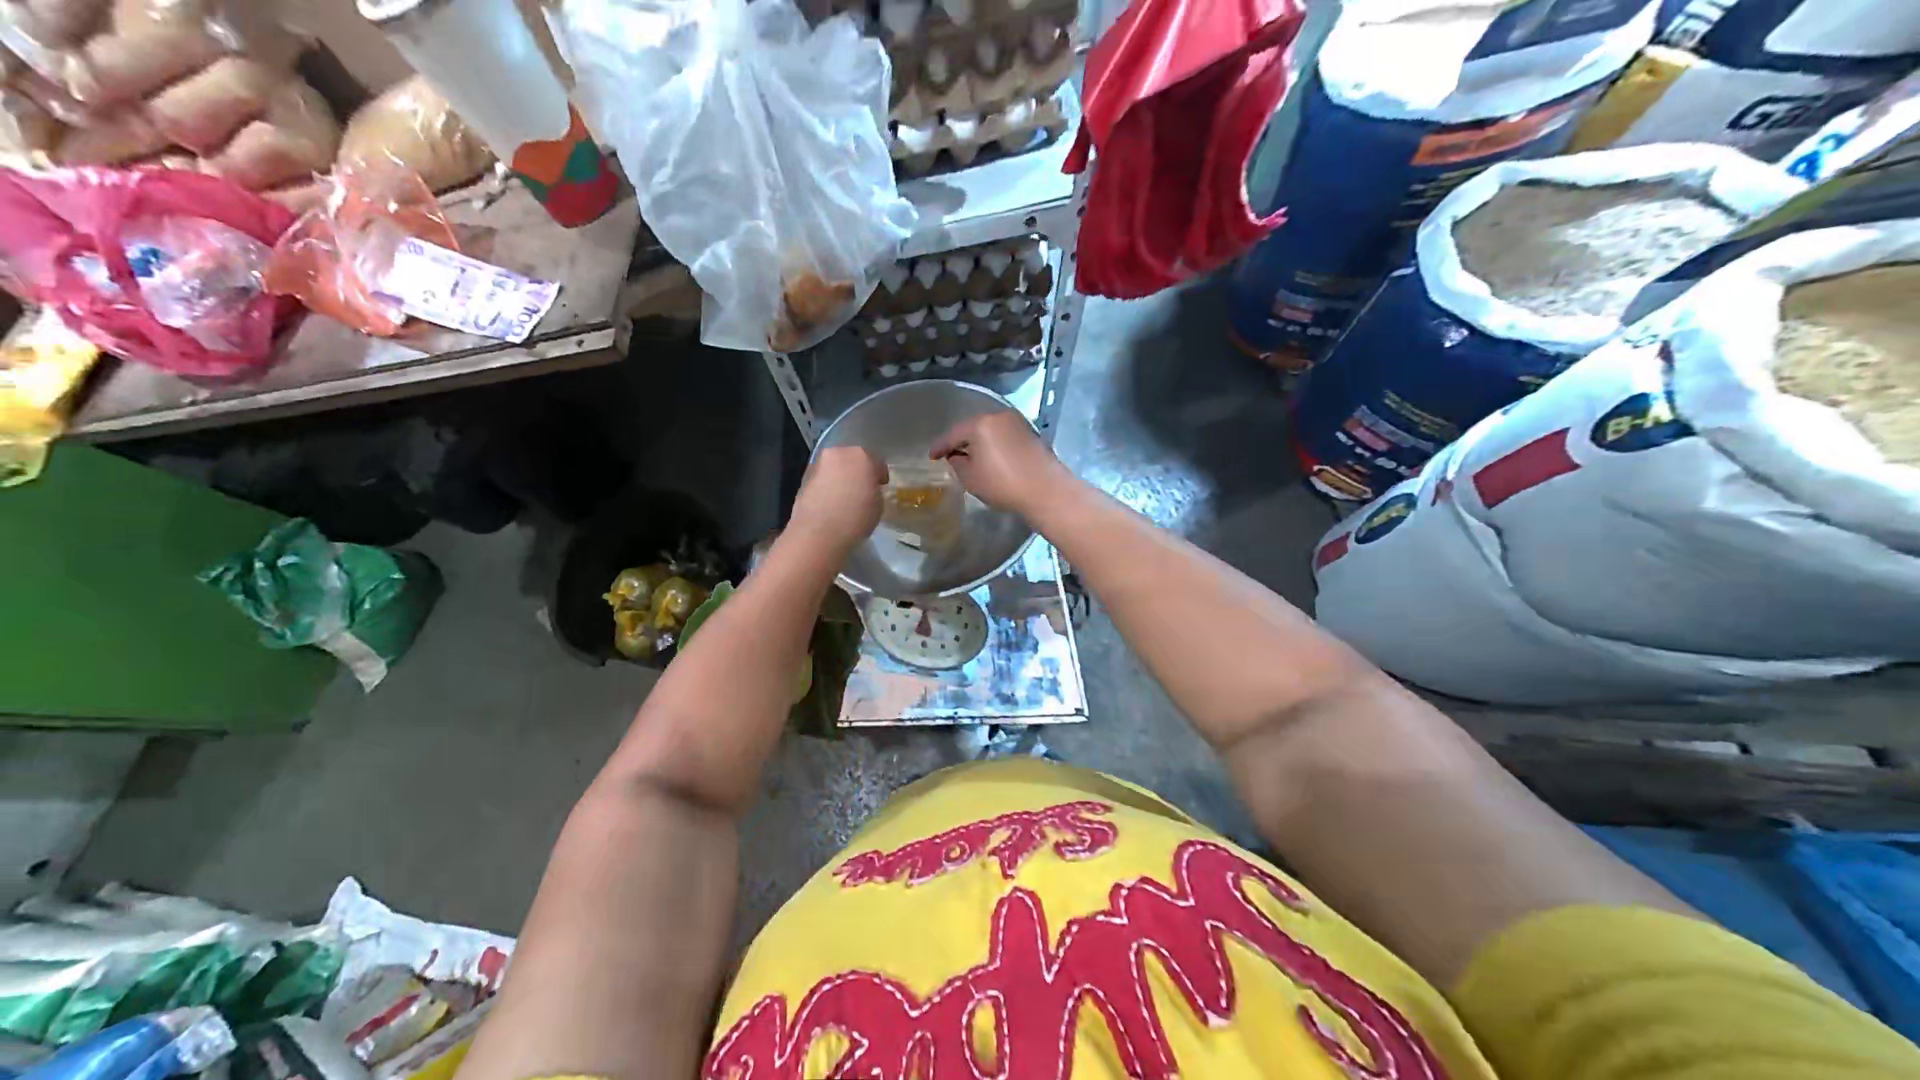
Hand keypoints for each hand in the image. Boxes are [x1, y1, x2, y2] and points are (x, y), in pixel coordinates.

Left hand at [789, 445, 886, 552]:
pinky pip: (823, 478)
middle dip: (858, 471)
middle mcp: (838, 453)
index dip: (879, 475)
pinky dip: (828, 486)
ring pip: (836, 467)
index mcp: (861, 455)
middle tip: (862, 489)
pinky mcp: (804, 478)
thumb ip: (874, 489)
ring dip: (841, 477)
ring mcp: (818, 464)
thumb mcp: (878, 504)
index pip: (876, 461)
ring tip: (845, 497)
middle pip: (853, 458)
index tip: (880, 486)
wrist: (818, 533)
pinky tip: (831, 502)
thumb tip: (867, 489)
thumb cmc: (856, 518)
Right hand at [930, 411, 1069, 515]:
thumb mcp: (970, 478)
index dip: (940, 446)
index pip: (953, 434)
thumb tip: (956, 456)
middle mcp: (998, 416)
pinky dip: (994, 444)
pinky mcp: (1029, 433)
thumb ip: (957, 464)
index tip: (931, 456)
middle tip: (950, 455)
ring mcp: (1016, 423)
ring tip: (970, 457)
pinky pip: (1003, 435)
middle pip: (972, 427)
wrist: (1046, 490)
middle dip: (960, 441)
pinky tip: (991, 457)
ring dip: (978, 442)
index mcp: (980, 424)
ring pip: (989, 430)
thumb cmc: (1003, 484)